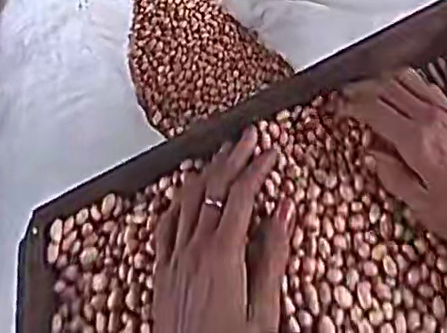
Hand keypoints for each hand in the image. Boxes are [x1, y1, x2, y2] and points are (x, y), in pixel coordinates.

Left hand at [152, 132, 292, 332]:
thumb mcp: (264, 312)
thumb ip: (274, 254)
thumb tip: (286, 206)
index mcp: (222, 254)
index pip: (241, 193)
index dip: (258, 166)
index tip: (273, 150)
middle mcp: (194, 250)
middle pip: (214, 186)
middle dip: (235, 155)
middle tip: (251, 134)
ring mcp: (173, 261)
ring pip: (189, 199)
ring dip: (209, 170)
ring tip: (225, 152)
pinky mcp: (160, 275)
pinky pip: (165, 226)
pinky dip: (179, 201)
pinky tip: (188, 193)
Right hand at [341, 70, 446, 271]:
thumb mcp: (423, 208)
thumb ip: (393, 176)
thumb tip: (372, 155)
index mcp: (418, 141)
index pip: (375, 109)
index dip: (352, 105)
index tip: (338, 107)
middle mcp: (431, 118)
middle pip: (387, 86)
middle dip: (362, 88)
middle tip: (346, 97)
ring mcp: (446, 111)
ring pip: (407, 79)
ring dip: (383, 80)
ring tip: (368, 91)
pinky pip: (425, 85)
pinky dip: (406, 84)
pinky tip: (401, 96)